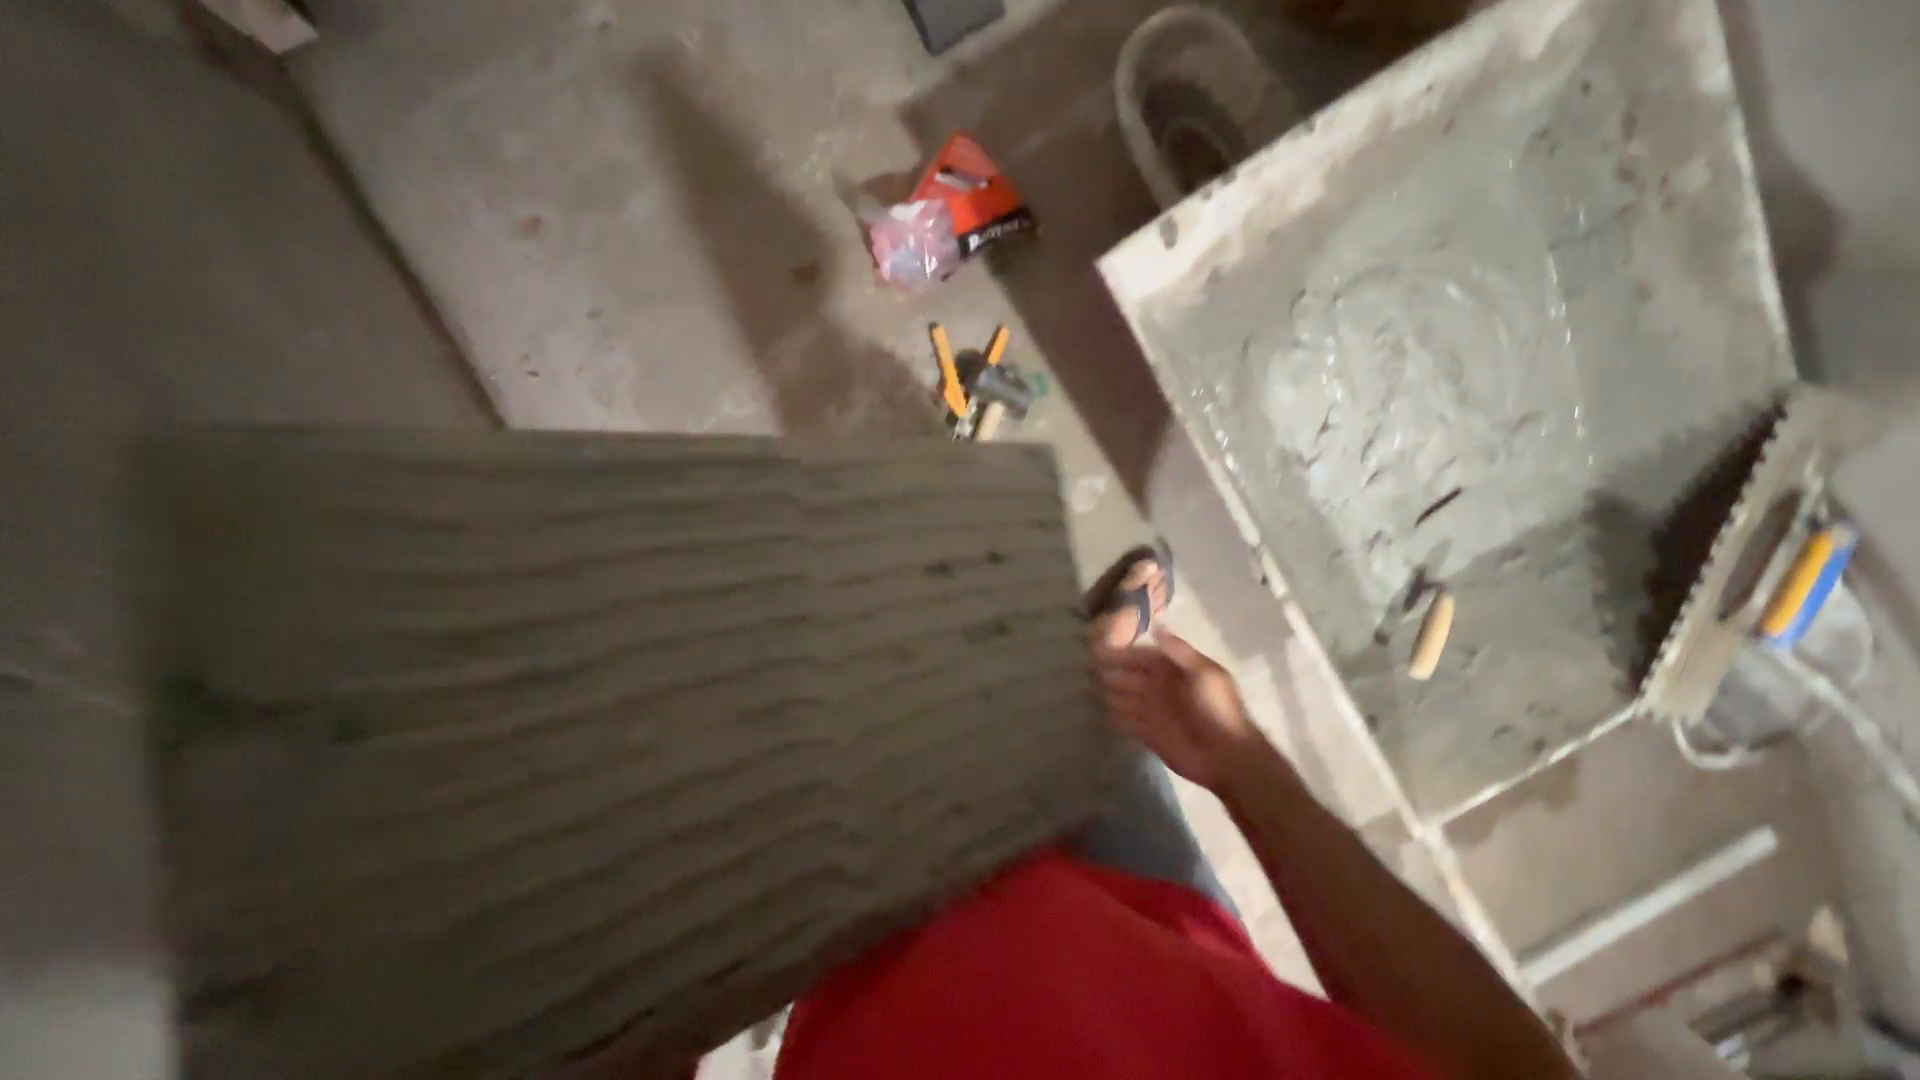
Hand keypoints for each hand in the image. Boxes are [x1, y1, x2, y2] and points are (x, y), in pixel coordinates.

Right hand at [1095, 631, 1262, 791]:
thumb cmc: (1216, 710)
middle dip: (1112, 671)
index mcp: (1176, 671)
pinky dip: (1114, 716)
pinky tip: (1098, 710)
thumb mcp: (1203, 673)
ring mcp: (1154, 711)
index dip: (1124, 653)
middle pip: (1131, 676)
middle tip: (1086, 667)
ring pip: (1126, 697)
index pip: (1144, 657)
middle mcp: (1162, 688)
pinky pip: (1126, 721)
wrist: (1226, 756)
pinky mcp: (1148, 734)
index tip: (1100, 648)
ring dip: (1109, 692)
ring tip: (1087, 686)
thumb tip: (1157, 625)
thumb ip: (1178, 651)